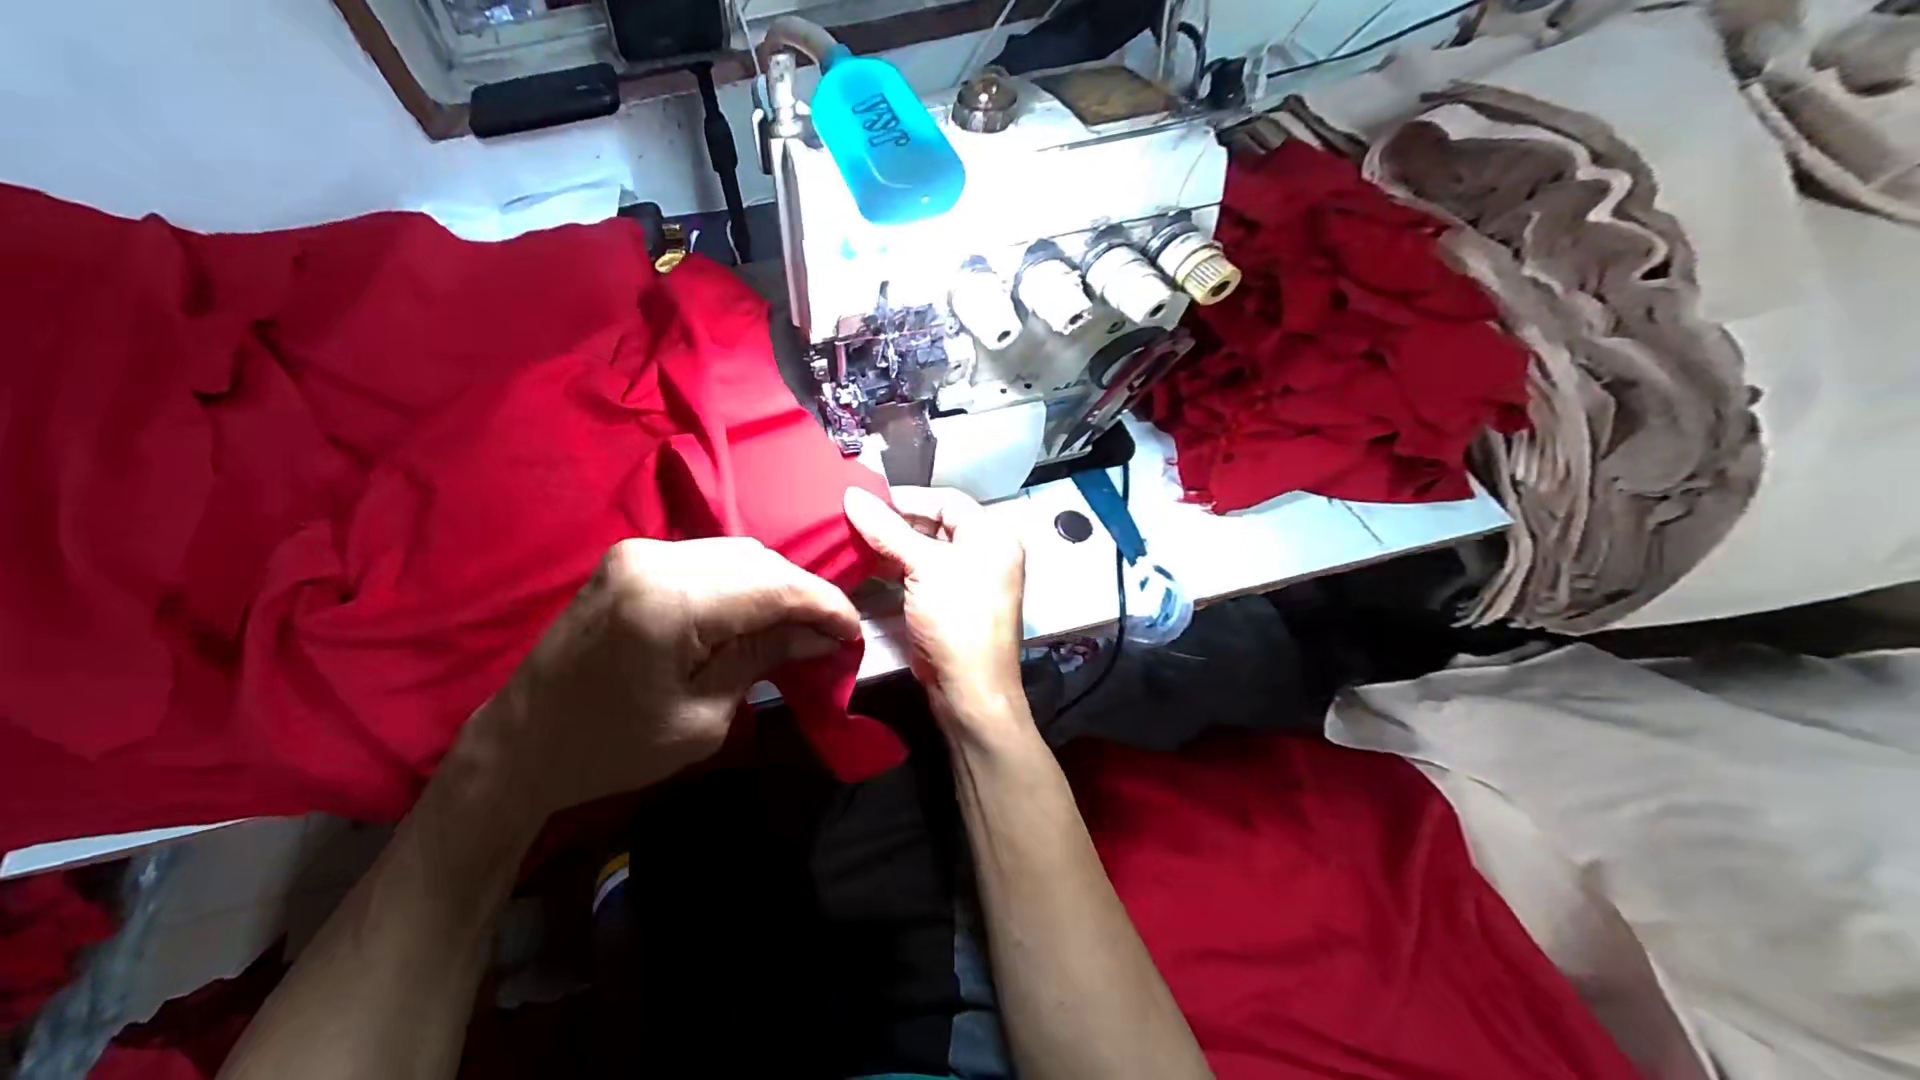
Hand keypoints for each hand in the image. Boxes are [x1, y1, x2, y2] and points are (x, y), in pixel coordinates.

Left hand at [467, 537, 861, 818]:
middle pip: (759, 562)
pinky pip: (708, 560)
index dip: (825, 607)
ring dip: (775, 587)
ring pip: (737, 555)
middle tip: (829, 636)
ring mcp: (639, 552)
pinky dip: (742, 584)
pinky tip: (754, 614)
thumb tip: (822, 636)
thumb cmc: (612, 748)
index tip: (855, 633)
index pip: (775, 586)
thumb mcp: (703, 717)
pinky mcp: (632, 560)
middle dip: (804, 596)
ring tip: (797, 627)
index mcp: (670, 601)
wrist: (520, 744)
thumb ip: (765, 659)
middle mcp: (655, 559)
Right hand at [843, 486, 1026, 732]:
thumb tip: (851, 495)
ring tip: (854, 545)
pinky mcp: (949, 607)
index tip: (866, 501)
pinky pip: (921, 578)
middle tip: (855, 522)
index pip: (947, 500)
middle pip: (934, 525)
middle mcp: (985, 554)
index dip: (907, 498)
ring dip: (892, 549)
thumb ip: (886, 529)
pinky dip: (896, 573)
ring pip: (925, 553)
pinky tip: (867, 571)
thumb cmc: (956, 619)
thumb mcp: (922, 567)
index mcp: (991, 536)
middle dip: (895, 524)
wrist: (969, 691)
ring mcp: (968, 582)